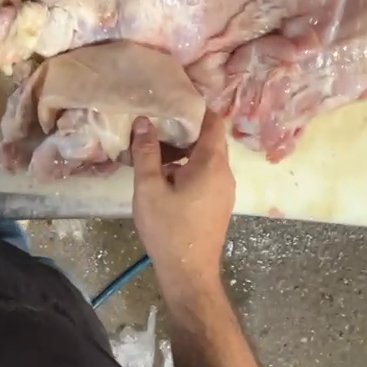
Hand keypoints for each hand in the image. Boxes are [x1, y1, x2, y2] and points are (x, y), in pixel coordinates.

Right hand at [131, 110, 235, 303]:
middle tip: (156, 116)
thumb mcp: (149, 187)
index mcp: (211, 164)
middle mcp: (224, 173)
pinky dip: (186, 165)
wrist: (189, 273)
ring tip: (152, 144)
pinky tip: (161, 172)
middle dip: (184, 126)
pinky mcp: (216, 203)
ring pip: (205, 157)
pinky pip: (204, 173)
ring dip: (182, 148)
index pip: (213, 122)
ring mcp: (223, 190)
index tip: (176, 93)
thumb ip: (147, 152)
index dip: (198, 105)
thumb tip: (142, 121)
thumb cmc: (169, 228)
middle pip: (209, 139)